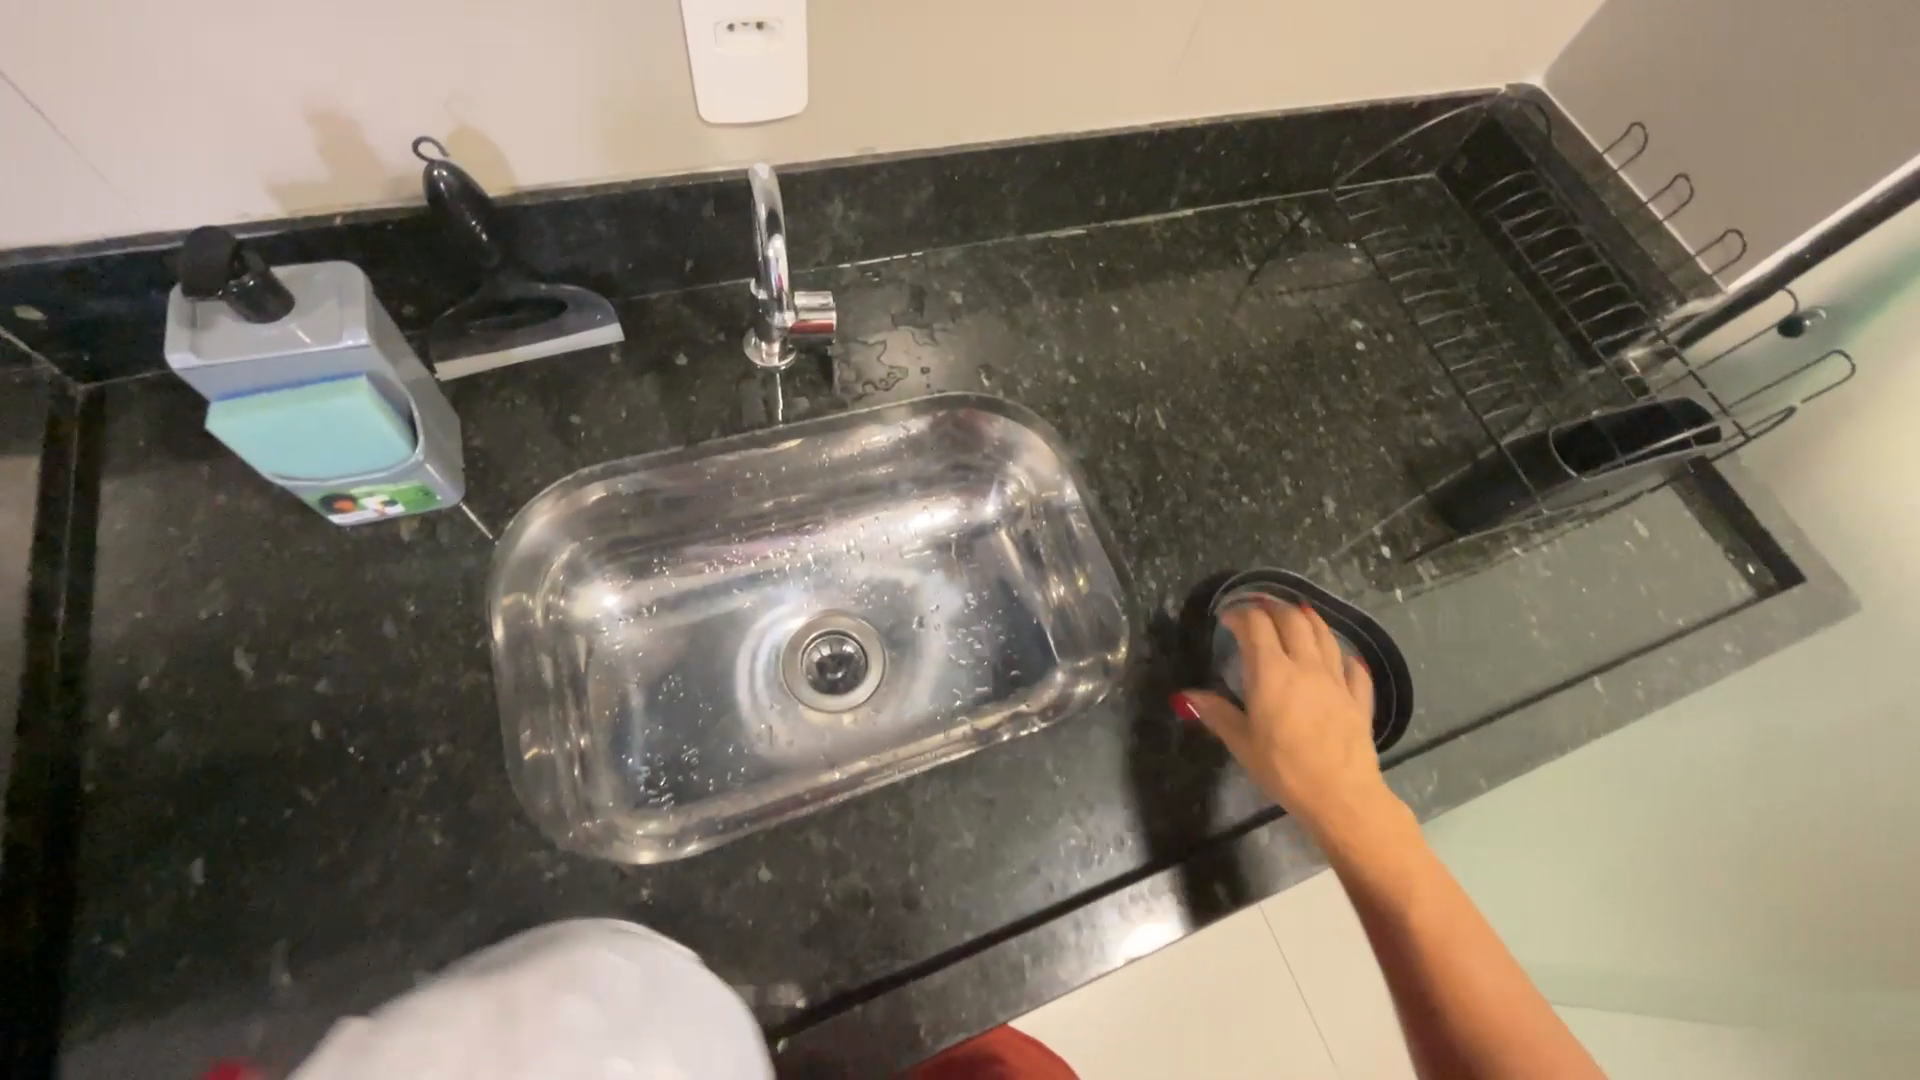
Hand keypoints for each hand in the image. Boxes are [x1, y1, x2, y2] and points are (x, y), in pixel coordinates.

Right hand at [1172, 600, 1397, 840]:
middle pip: (1291, 619)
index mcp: (1271, 672)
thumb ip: (1216, 713)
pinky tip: (1340, 657)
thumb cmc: (1283, 769)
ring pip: (1324, 634)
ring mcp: (1336, 680)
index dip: (1239, 614)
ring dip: (1307, 618)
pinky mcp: (1358, 699)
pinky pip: (1353, 667)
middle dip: (1272, 607)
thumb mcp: (1241, 743)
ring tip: (1295, 614)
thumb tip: (1187, 695)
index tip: (1227, 618)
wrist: (1341, 796)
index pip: (1255, 625)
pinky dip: (1343, 655)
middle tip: (1258, 610)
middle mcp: (1305, 666)